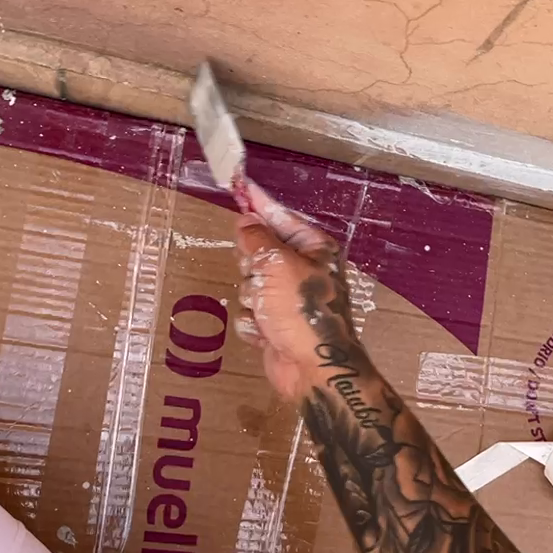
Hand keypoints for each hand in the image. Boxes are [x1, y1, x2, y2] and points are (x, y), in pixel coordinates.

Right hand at [233, 182, 360, 401]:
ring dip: (251, 298)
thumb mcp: (277, 264)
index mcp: (314, 249)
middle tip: (263, 278)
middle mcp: (303, 270)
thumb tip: (245, 221)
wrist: (313, 368)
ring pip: (248, 283)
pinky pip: (247, 312)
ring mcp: (288, 299)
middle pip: (258, 251)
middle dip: (252, 266)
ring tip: (268, 312)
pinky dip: (253, 322)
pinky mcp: (275, 324)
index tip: (239, 184)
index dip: (258, 202)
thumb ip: (256, 239)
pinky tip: (266, 332)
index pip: (280, 217)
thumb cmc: (303, 311)